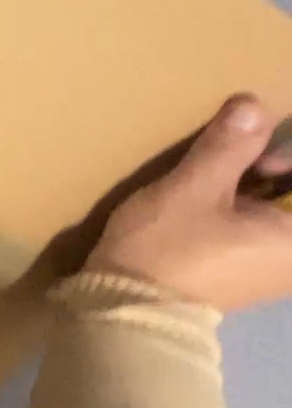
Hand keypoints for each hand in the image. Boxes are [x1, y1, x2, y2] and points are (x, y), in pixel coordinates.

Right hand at [85, 94, 291, 310]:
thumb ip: (228, 150)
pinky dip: (251, 211)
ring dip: (260, 190)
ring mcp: (286, 267)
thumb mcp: (191, 190)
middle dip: (276, 171)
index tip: (258, 152)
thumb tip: (255, 105)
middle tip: (238, 161)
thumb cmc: (168, 246)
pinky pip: (271, 232)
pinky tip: (213, 210)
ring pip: (282, 213)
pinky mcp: (261, 273)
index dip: (286, 156)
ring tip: (216, 183)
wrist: (132, 303)